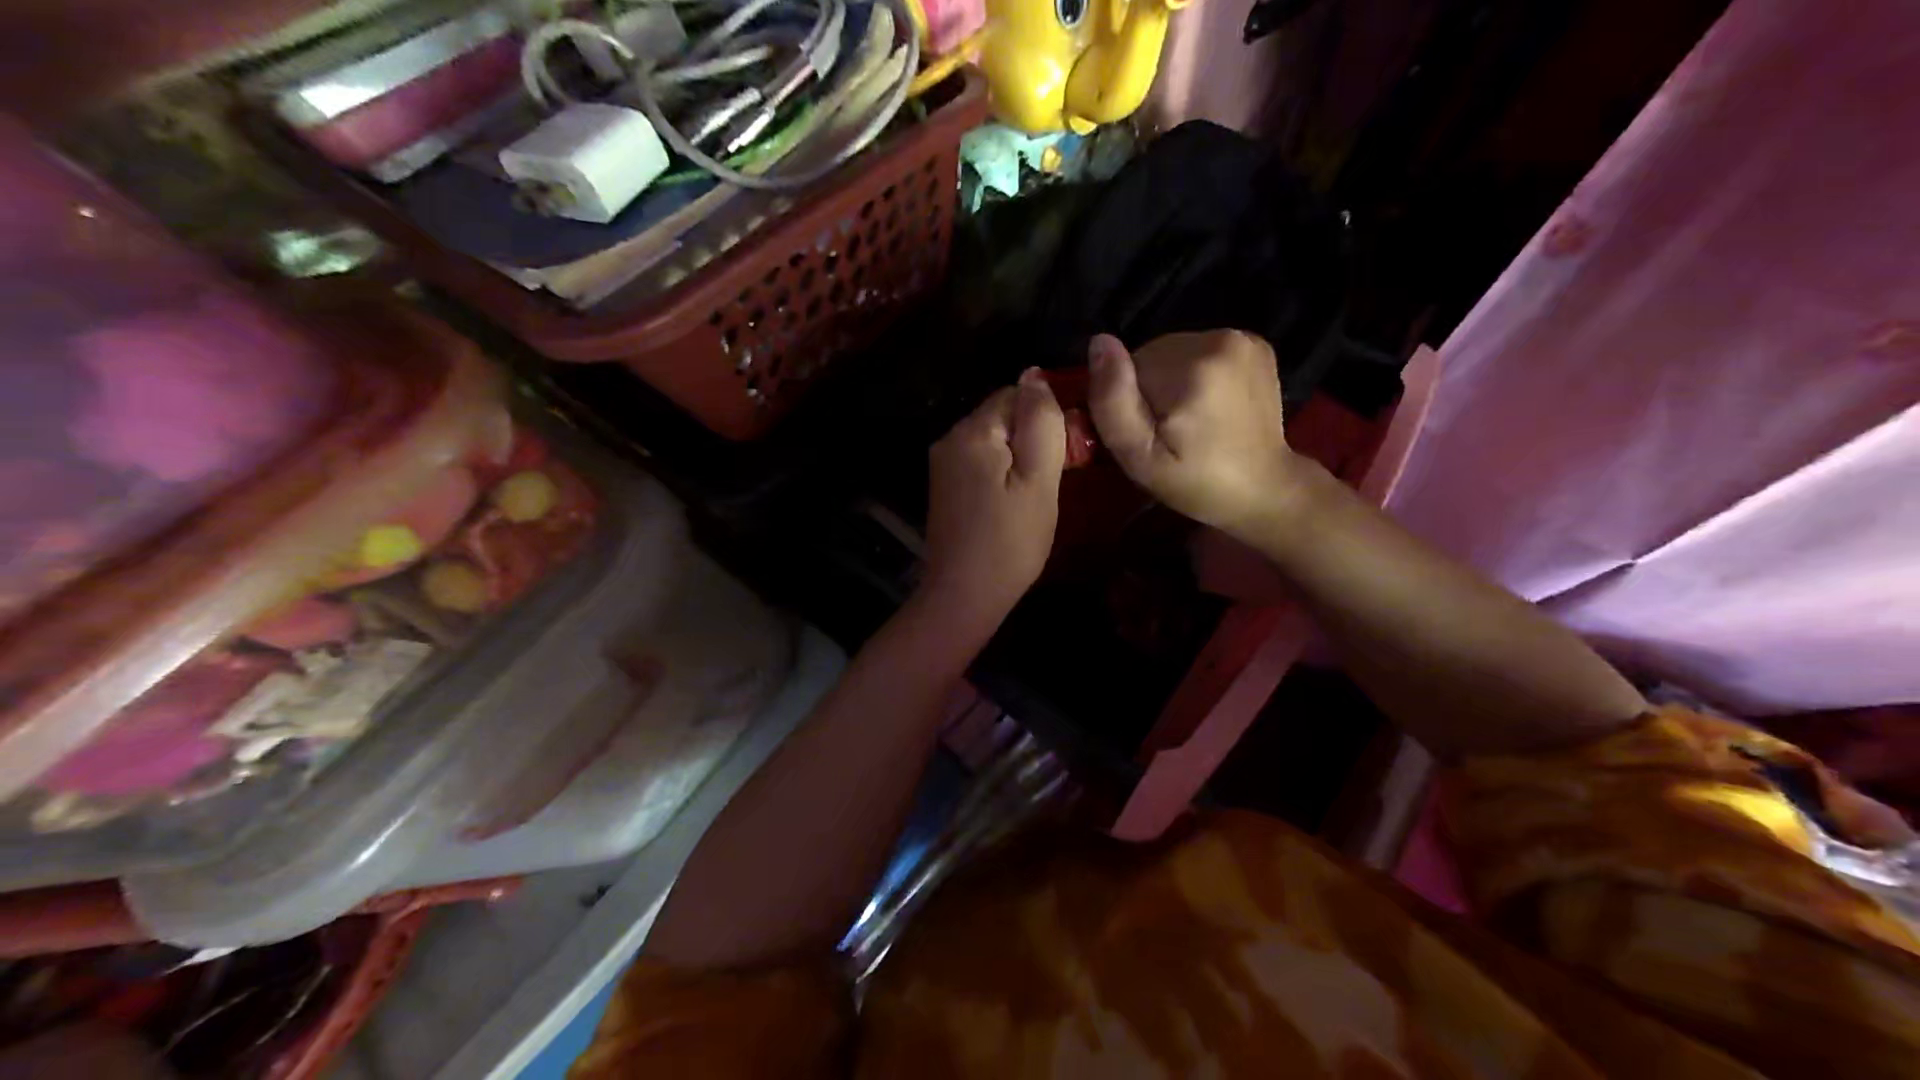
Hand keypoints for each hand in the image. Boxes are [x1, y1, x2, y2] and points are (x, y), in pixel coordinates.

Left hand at [921, 369, 1065, 627]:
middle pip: (1002, 415)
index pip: (1017, 394)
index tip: (1071, 447)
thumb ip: (1040, 424)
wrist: (963, 595)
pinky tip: (1014, 499)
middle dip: (1033, 434)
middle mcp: (950, 438)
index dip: (1048, 413)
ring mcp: (943, 464)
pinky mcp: (944, 486)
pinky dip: (1002, 470)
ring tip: (1039, 489)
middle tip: (1059, 474)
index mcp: (973, 431)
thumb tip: (1035, 376)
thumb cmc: (1010, 541)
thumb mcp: (1039, 481)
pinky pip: (980, 460)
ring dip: (1019, 453)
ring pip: (992, 439)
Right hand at [1087, 330, 1305, 538]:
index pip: (1128, 367)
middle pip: (1152, 356)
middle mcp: (1219, 340)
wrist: (1263, 487)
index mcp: (1191, 368)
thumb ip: (1112, 401)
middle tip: (1170, 431)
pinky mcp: (1255, 343)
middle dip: (1151, 390)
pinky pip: (1200, 350)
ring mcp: (1243, 339)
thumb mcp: (1140, 456)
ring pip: (1174, 352)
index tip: (1151, 435)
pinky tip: (1211, 404)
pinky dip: (1197, 374)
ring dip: (1172, 382)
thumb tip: (1099, 342)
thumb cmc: (1195, 482)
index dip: (1129, 403)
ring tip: (1192, 420)